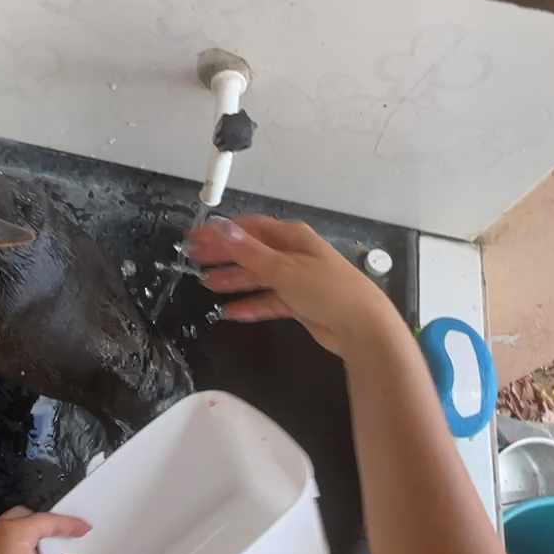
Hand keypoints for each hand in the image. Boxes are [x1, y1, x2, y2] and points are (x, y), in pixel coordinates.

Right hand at [186, 216, 397, 357]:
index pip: (249, 228)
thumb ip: (249, 251)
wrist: (360, 325)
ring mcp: (296, 279)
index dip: (221, 232)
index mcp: (291, 237)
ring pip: (258, 277)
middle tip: (193, 259)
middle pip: (251, 252)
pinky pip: (268, 301)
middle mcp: (293, 254)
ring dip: (234, 280)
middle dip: (223, 255)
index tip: (195, 237)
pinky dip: (251, 305)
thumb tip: (220, 227)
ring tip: (207, 285)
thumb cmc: (325, 289)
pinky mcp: (299, 303)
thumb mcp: (283, 268)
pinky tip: (231, 312)